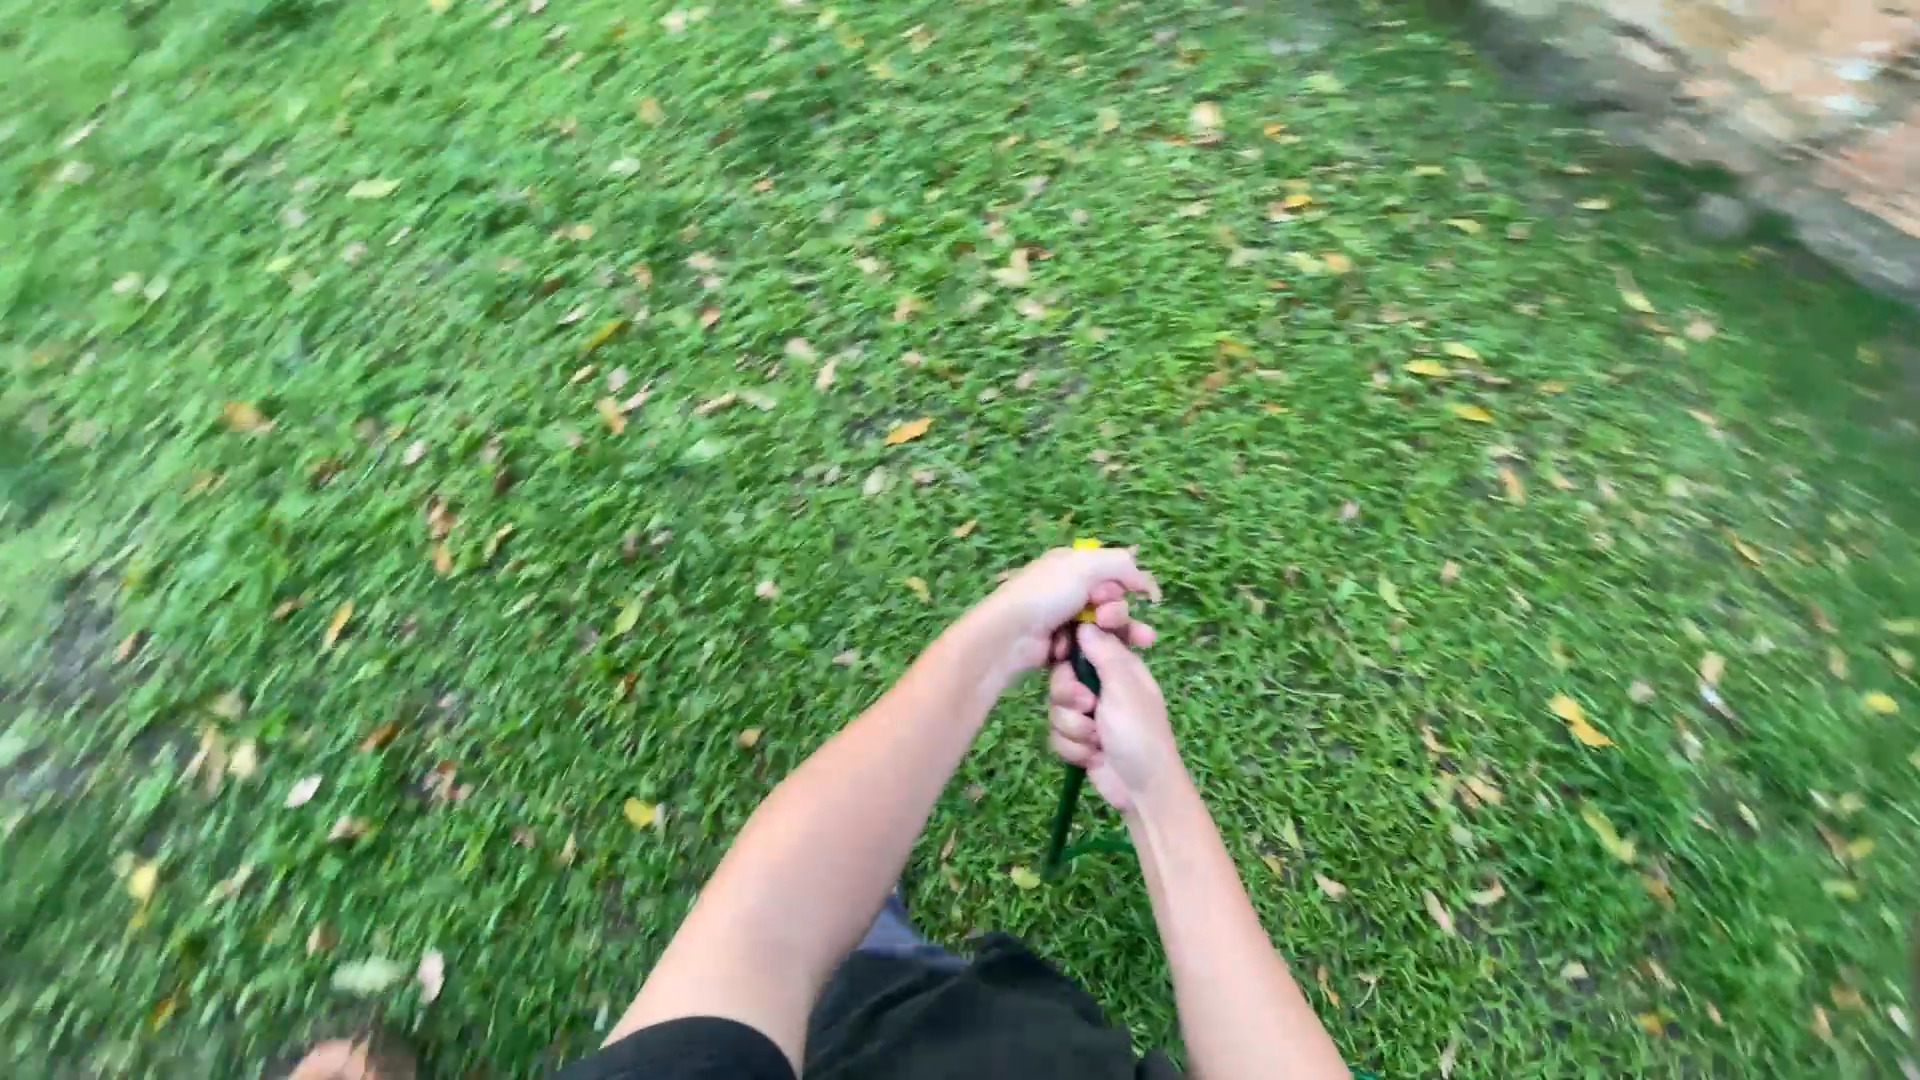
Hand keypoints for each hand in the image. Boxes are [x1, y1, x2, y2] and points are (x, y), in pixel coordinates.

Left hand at [974, 546, 1159, 676]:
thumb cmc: (1046, 594)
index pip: (1113, 574)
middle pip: (1111, 603)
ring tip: (1133, 645)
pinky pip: (1090, 647)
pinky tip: (1093, 656)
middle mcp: (1069, 589)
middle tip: (1106, 621)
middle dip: (1118, 614)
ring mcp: (1064, 619)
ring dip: (1117, 635)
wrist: (1010, 635)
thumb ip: (1122, 564)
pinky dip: (1093, 650)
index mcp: (1072, 564)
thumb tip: (1148, 583)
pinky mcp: (1062, 645)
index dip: (1119, 587)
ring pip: (1105, 628)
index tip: (1110, 597)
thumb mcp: (1085, 565)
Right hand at [1049, 624, 1182, 814]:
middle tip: (1088, 707)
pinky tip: (1092, 756)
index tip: (1062, 653)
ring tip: (1095, 741)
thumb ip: (1103, 652)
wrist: (1142, 790)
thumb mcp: (1124, 687)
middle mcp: (1100, 686)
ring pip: (1056, 707)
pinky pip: (1056, 733)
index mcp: (1117, 666)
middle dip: (1068, 696)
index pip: (1085, 640)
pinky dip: (1072, 747)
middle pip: (1061, 675)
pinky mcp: (1077, 738)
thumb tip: (1085, 623)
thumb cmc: (1140, 733)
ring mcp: (1087, 713)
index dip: (1070, 645)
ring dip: (1073, 728)